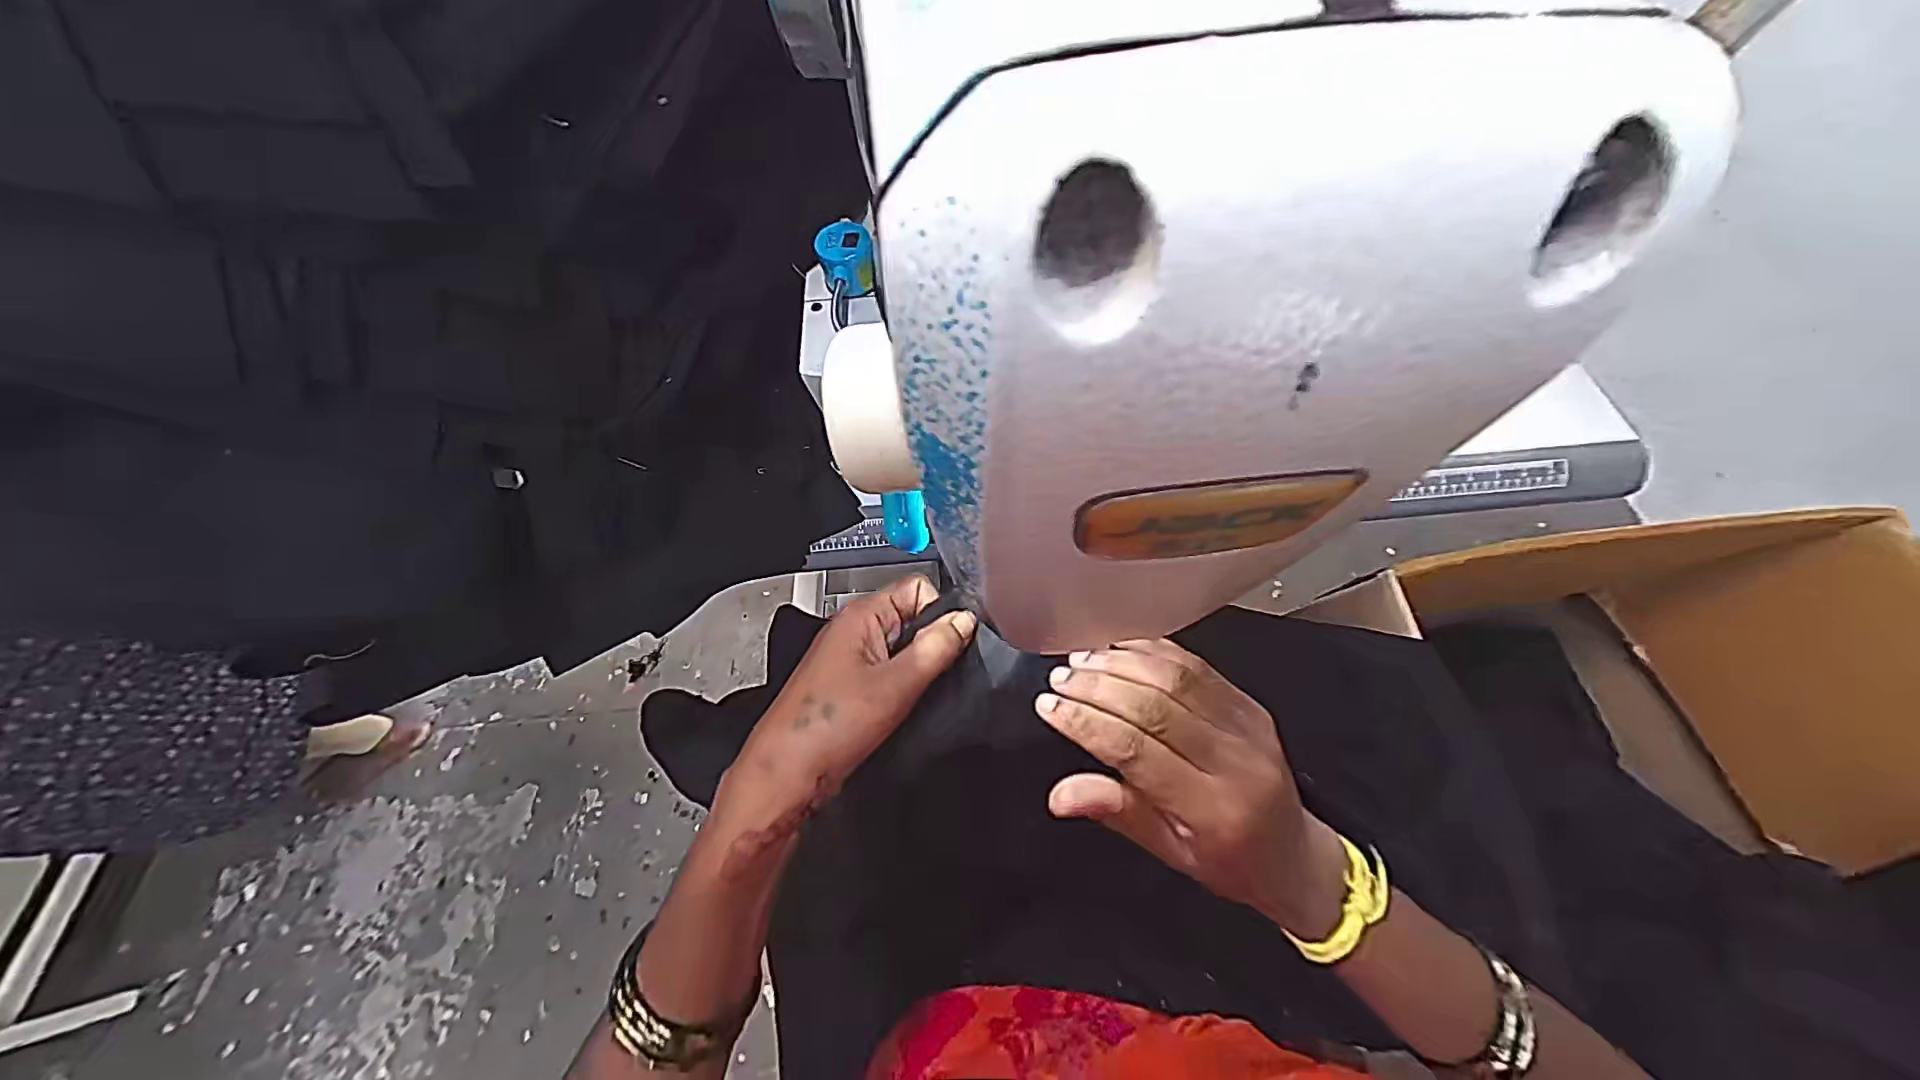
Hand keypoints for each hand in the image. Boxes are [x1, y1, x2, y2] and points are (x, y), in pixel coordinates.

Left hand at [723, 576, 976, 824]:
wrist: (787, 774)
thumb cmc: (820, 728)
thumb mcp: (897, 684)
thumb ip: (937, 647)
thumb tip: (964, 621)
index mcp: (860, 616)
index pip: (919, 588)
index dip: (942, 611)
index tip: (952, 641)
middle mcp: (854, 632)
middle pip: (914, 620)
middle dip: (931, 646)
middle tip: (926, 677)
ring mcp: (853, 660)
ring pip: (905, 652)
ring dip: (917, 673)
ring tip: (908, 698)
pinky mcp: (853, 688)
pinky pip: (892, 678)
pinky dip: (903, 692)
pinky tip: (898, 711)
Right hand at [1037, 639, 1348, 936]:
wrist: (1296, 858)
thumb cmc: (1229, 861)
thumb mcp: (1167, 852)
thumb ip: (1115, 811)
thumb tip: (1061, 795)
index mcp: (1212, 810)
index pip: (1135, 751)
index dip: (1085, 722)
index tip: (1050, 706)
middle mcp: (1235, 762)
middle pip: (1153, 706)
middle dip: (1096, 686)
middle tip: (1061, 678)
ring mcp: (1249, 728)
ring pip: (1175, 678)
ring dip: (1121, 662)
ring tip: (1082, 659)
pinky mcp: (1252, 706)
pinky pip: (1198, 667)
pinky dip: (1154, 652)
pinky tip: (1122, 648)